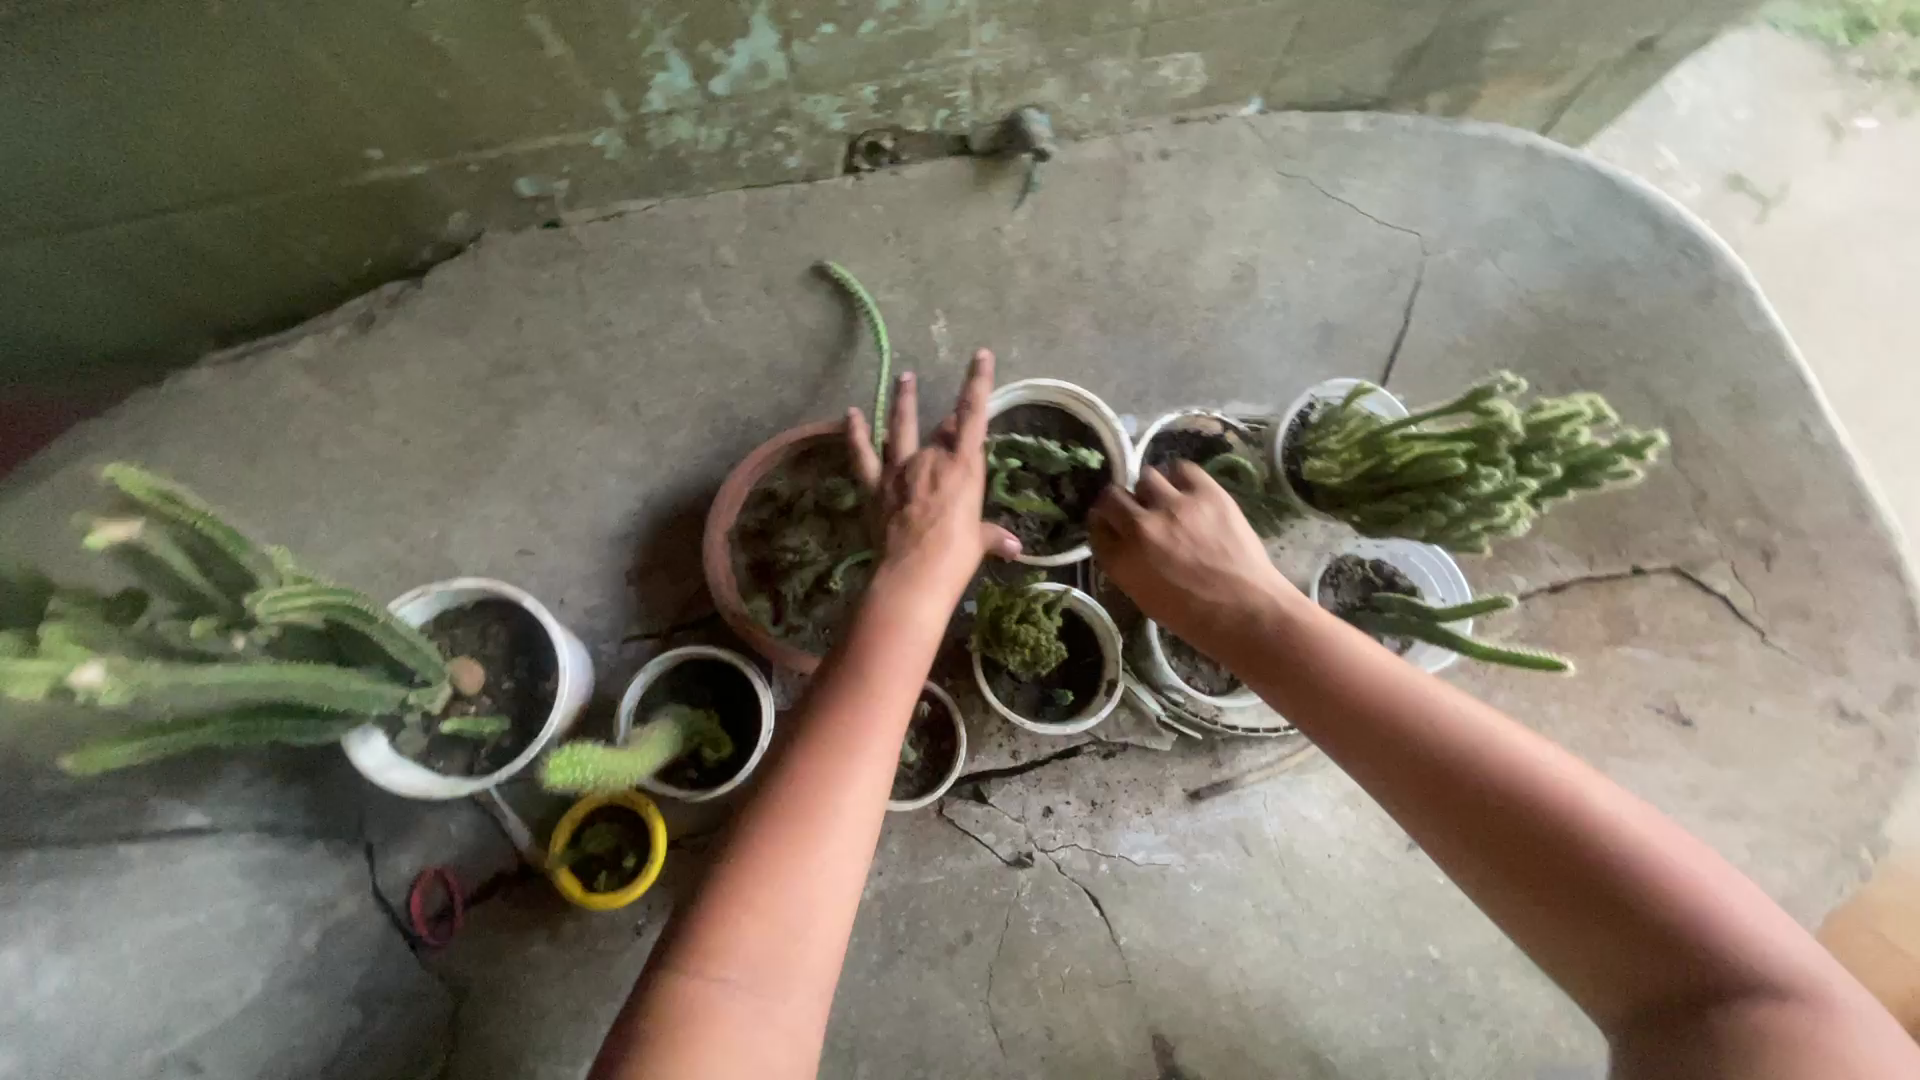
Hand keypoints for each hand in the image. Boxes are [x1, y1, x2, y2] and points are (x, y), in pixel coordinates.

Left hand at [847, 349, 1020, 597]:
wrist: (913, 575)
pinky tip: (851, 413)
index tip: (980, 355)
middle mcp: (931, 459)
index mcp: (963, 468)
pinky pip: (863, 453)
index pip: (973, 416)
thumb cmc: (955, 558)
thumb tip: (1013, 546)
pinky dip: (855, 432)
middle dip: (947, 423)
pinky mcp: (874, 485)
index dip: (978, 383)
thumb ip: (992, 537)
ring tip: (903, 377)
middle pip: (941, 429)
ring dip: (903, 401)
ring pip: (900, 426)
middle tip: (949, 419)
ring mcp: (899, 469)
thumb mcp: (979, 542)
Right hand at [1090, 461, 1300, 659]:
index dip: (1104, 523)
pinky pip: (1181, 469)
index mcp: (1121, 559)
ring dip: (1150, 489)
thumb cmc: (1193, 616)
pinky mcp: (1205, 493)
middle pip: (1112, 496)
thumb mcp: (1142, 596)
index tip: (1113, 525)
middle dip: (1119, 503)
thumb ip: (1124, 563)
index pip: (1096, 525)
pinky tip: (1186, 492)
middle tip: (1136, 511)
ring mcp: (1173, 506)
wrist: (1245, 610)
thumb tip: (1121, 540)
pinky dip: (1179, 478)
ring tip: (1164, 501)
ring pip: (1146, 477)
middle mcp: (1140, 527)